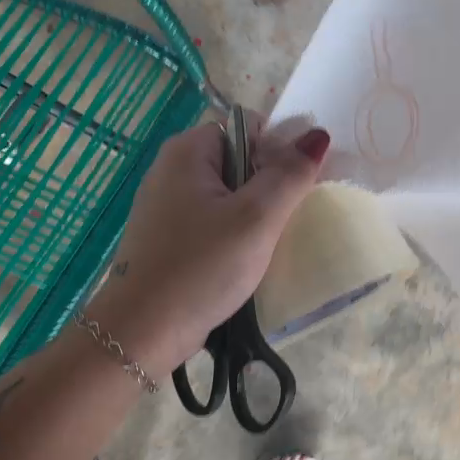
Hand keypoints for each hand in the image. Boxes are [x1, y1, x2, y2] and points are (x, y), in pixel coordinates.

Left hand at [83, 118, 329, 377]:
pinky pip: (209, 221)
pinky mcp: (165, 237)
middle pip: (239, 160)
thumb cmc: (201, 268)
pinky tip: (235, 265)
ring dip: (250, 217)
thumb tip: (318, 136)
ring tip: (257, 250)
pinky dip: (229, 237)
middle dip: (265, 188)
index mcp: (187, 151)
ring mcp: (164, 205)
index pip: (249, 128)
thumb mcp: (256, 219)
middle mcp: (170, 168)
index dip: (277, 153)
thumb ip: (290, 175)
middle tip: (274, 227)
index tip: (286, 194)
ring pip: (226, 196)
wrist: (141, 331)